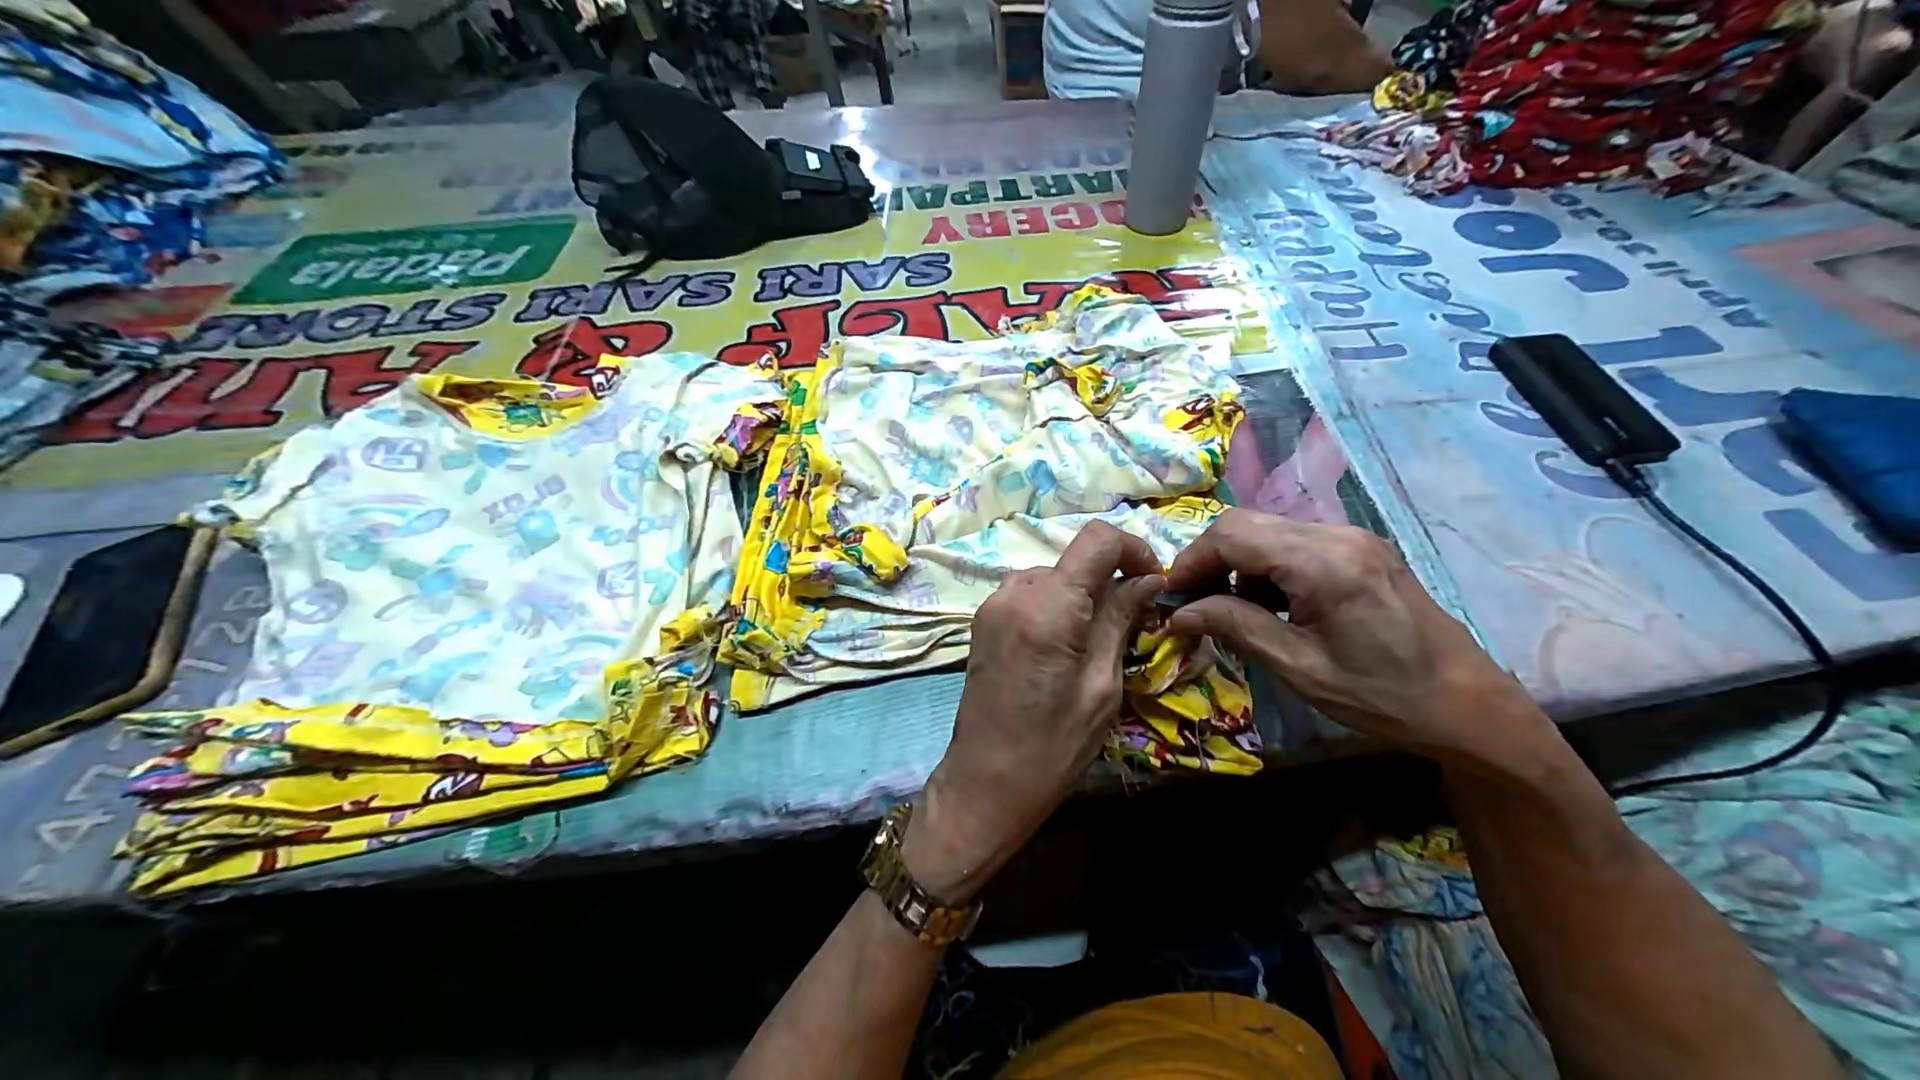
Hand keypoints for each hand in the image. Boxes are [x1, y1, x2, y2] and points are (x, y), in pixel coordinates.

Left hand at [903, 522, 1164, 905]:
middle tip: (1134, 622)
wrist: (985, 781)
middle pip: (1074, 559)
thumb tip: (1147, 580)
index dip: (1134, 549)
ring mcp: (992, 606)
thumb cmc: (1054, 745)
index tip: (1153, 581)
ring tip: (1098, 640)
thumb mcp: (1101, 685)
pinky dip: (1055, 606)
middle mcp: (1014, 592)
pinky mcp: (983, 622)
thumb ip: (1119, 621)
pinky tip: (1065, 646)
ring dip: (1081, 595)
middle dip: (1109, 580)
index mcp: (1048, 605)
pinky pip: (1029, 595)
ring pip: (1052, 577)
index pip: (1097, 540)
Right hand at [1162, 508, 1552, 770]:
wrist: (1470, 705)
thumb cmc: (1383, 696)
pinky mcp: (1361, 549)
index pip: (1232, 535)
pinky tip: (1267, 602)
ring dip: (1236, 561)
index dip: (1192, 560)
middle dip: (1209, 558)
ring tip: (1227, 607)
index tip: (1171, 596)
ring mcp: (1353, 538)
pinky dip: (1265, 565)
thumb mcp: (1300, 668)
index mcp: (1324, 563)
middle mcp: (1338, 535)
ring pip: (1268, 529)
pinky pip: (1295, 541)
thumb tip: (1179, 613)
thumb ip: (1236, 628)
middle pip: (1247, 522)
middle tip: (1193, 601)